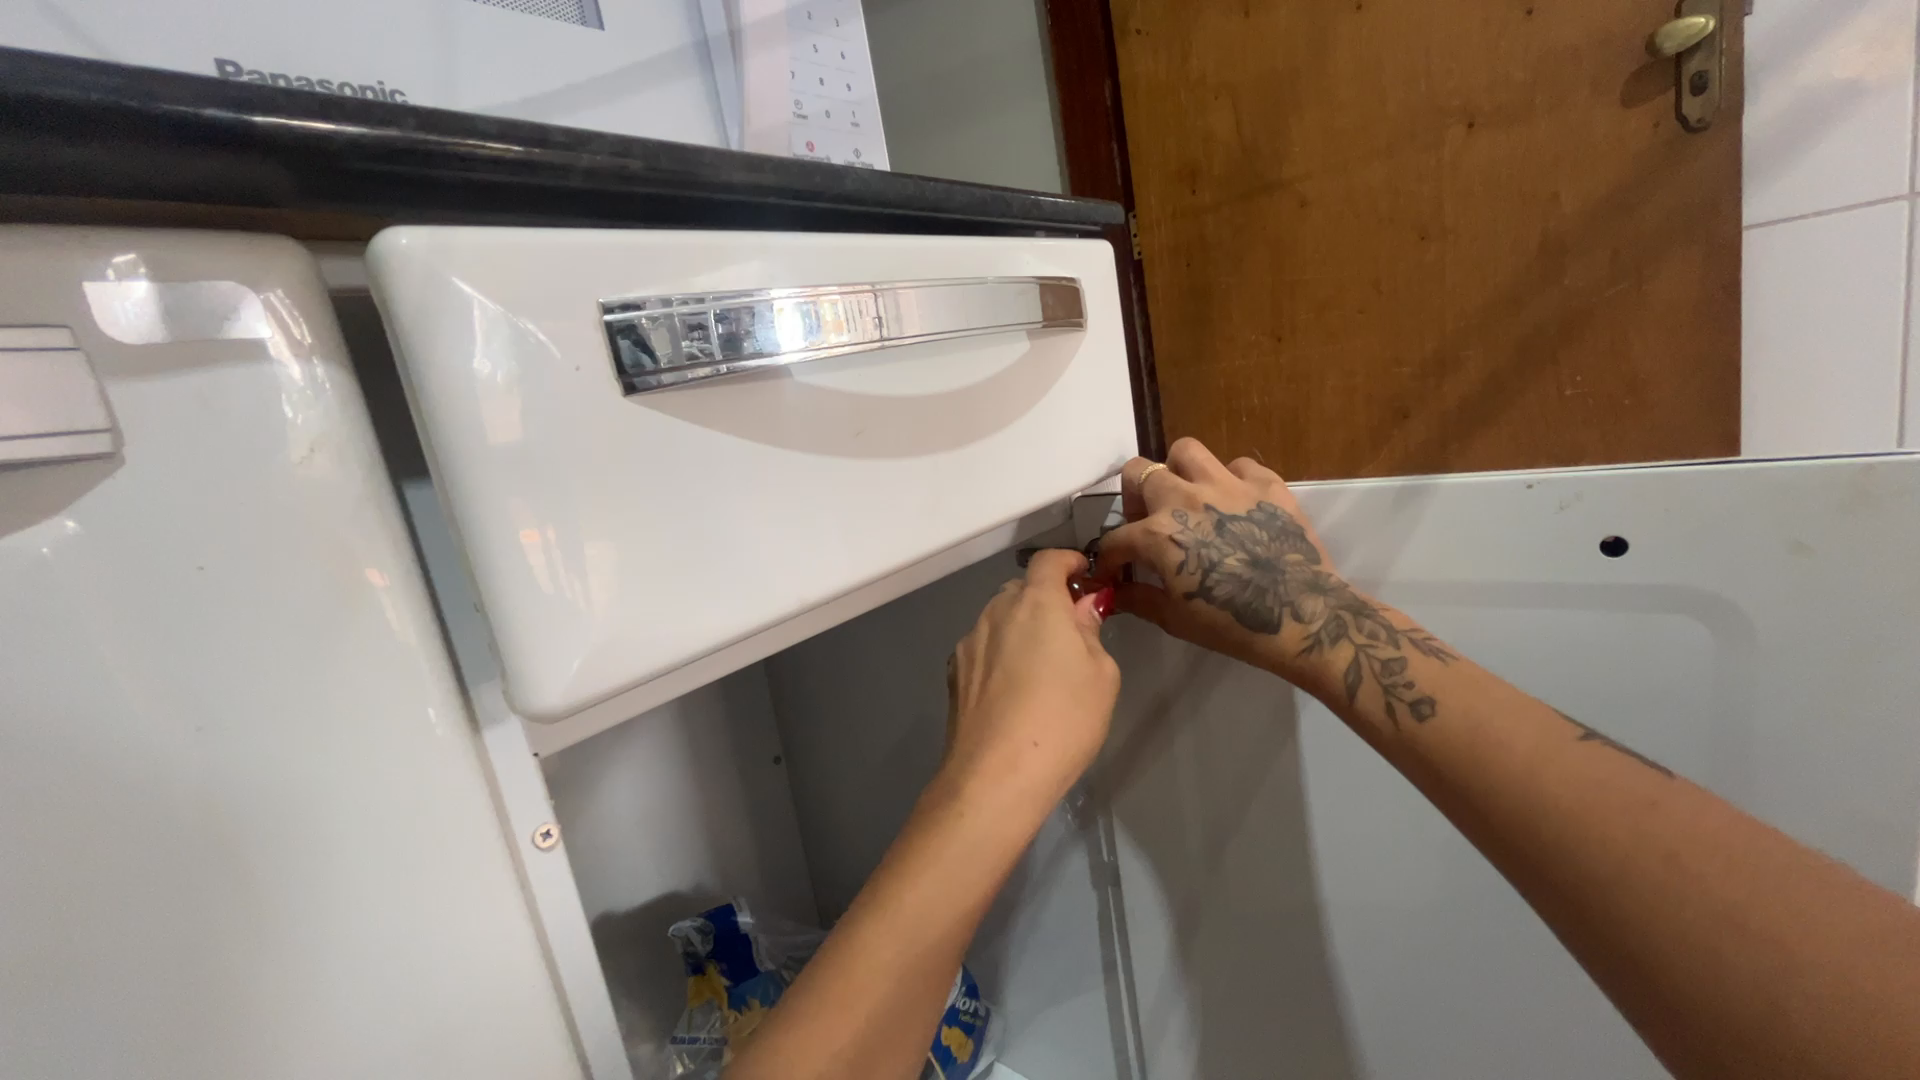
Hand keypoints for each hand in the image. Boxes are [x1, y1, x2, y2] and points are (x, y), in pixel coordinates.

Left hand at [943, 549, 1119, 807]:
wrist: (996, 775)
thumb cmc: (1063, 720)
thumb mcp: (1101, 675)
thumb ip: (1090, 631)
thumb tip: (1082, 606)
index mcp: (1036, 602)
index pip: (1049, 560)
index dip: (1069, 562)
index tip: (1085, 576)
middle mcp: (995, 611)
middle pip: (1021, 590)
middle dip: (1045, 600)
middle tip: (1070, 632)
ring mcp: (969, 643)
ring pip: (999, 620)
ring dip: (1020, 629)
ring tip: (1041, 669)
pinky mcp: (954, 674)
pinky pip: (983, 650)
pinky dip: (1000, 656)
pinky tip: (1012, 692)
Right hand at [1095, 438, 1396, 695]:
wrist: (1305, 618)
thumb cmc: (1233, 625)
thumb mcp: (1174, 619)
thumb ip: (1137, 599)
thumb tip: (1113, 593)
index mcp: (1157, 534)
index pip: (1114, 539)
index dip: (1107, 559)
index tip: (1111, 572)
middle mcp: (1184, 498)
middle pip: (1138, 472)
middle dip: (1134, 498)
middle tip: (1147, 523)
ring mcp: (1227, 485)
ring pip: (1185, 452)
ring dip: (1177, 472)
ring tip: (1186, 498)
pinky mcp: (1266, 484)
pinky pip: (1238, 465)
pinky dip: (1230, 480)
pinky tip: (1234, 506)